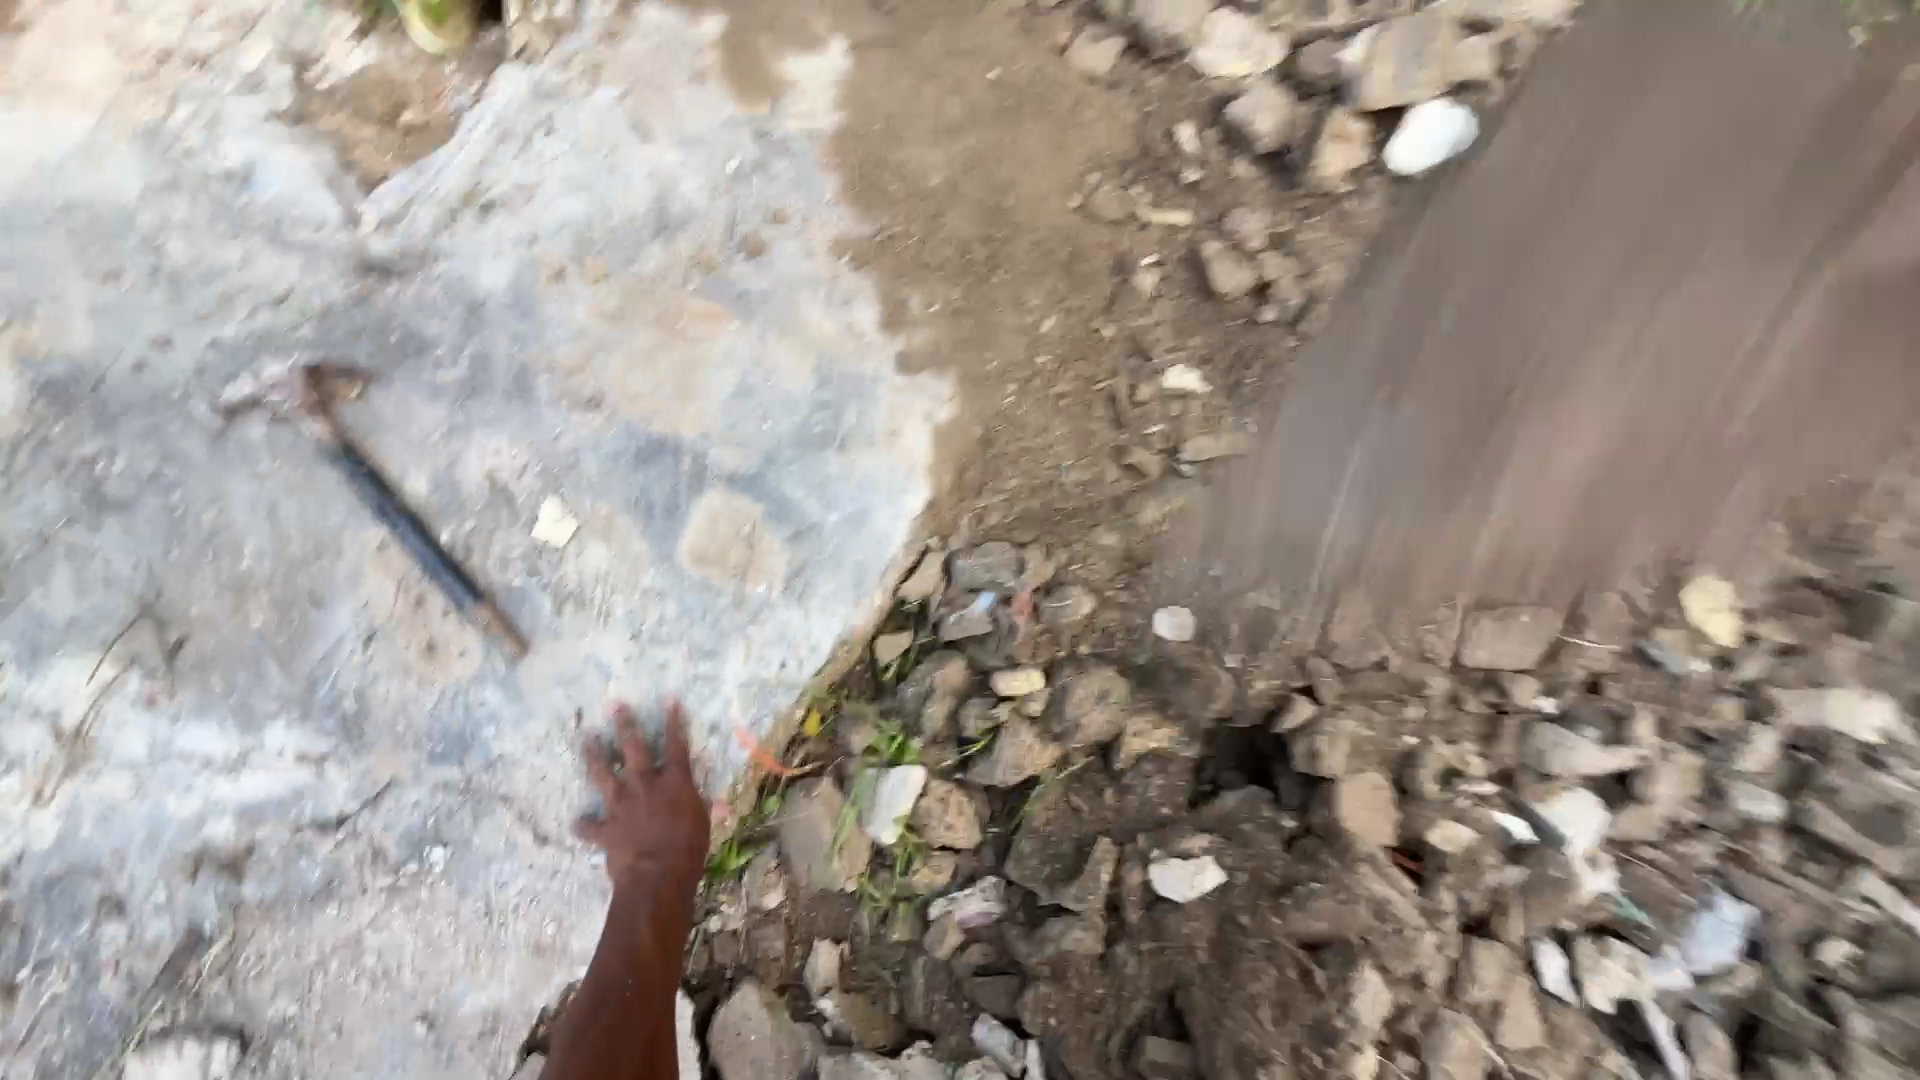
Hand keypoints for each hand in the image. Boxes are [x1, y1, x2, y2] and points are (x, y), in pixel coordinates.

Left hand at [574, 700, 709, 890]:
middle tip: (615, 706)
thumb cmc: (689, 847)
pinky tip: (579, 822)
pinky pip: (590, 825)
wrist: (656, 876)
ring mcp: (620, 805)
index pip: (676, 744)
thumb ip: (698, 804)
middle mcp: (644, 785)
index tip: (669, 699)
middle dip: (625, 725)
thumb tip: (706, 801)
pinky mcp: (605, 829)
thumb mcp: (703, 821)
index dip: (674, 721)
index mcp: (673, 781)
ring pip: (603, 774)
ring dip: (594, 756)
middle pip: (633, 749)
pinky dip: (585, 824)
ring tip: (586, 739)